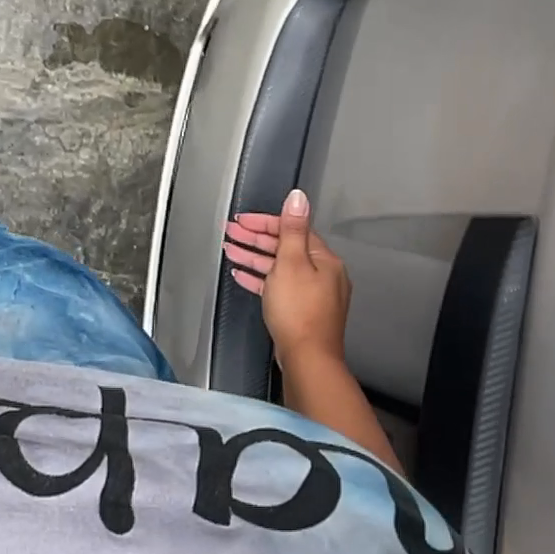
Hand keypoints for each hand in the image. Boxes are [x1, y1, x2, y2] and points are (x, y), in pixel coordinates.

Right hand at [222, 189, 350, 364]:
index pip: (293, 230)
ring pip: (278, 266)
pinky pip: (276, 284)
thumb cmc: (300, 311)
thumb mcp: (291, 262)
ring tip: (230, 250)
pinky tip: (242, 275)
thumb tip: (298, 198)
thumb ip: (291, 229)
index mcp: (324, 260)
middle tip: (231, 232)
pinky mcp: (301, 308)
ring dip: (253, 256)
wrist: (307, 356)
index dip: (265, 222)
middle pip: (285, 247)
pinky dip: (259, 277)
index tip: (241, 220)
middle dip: (255, 238)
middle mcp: (322, 274)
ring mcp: (312, 292)